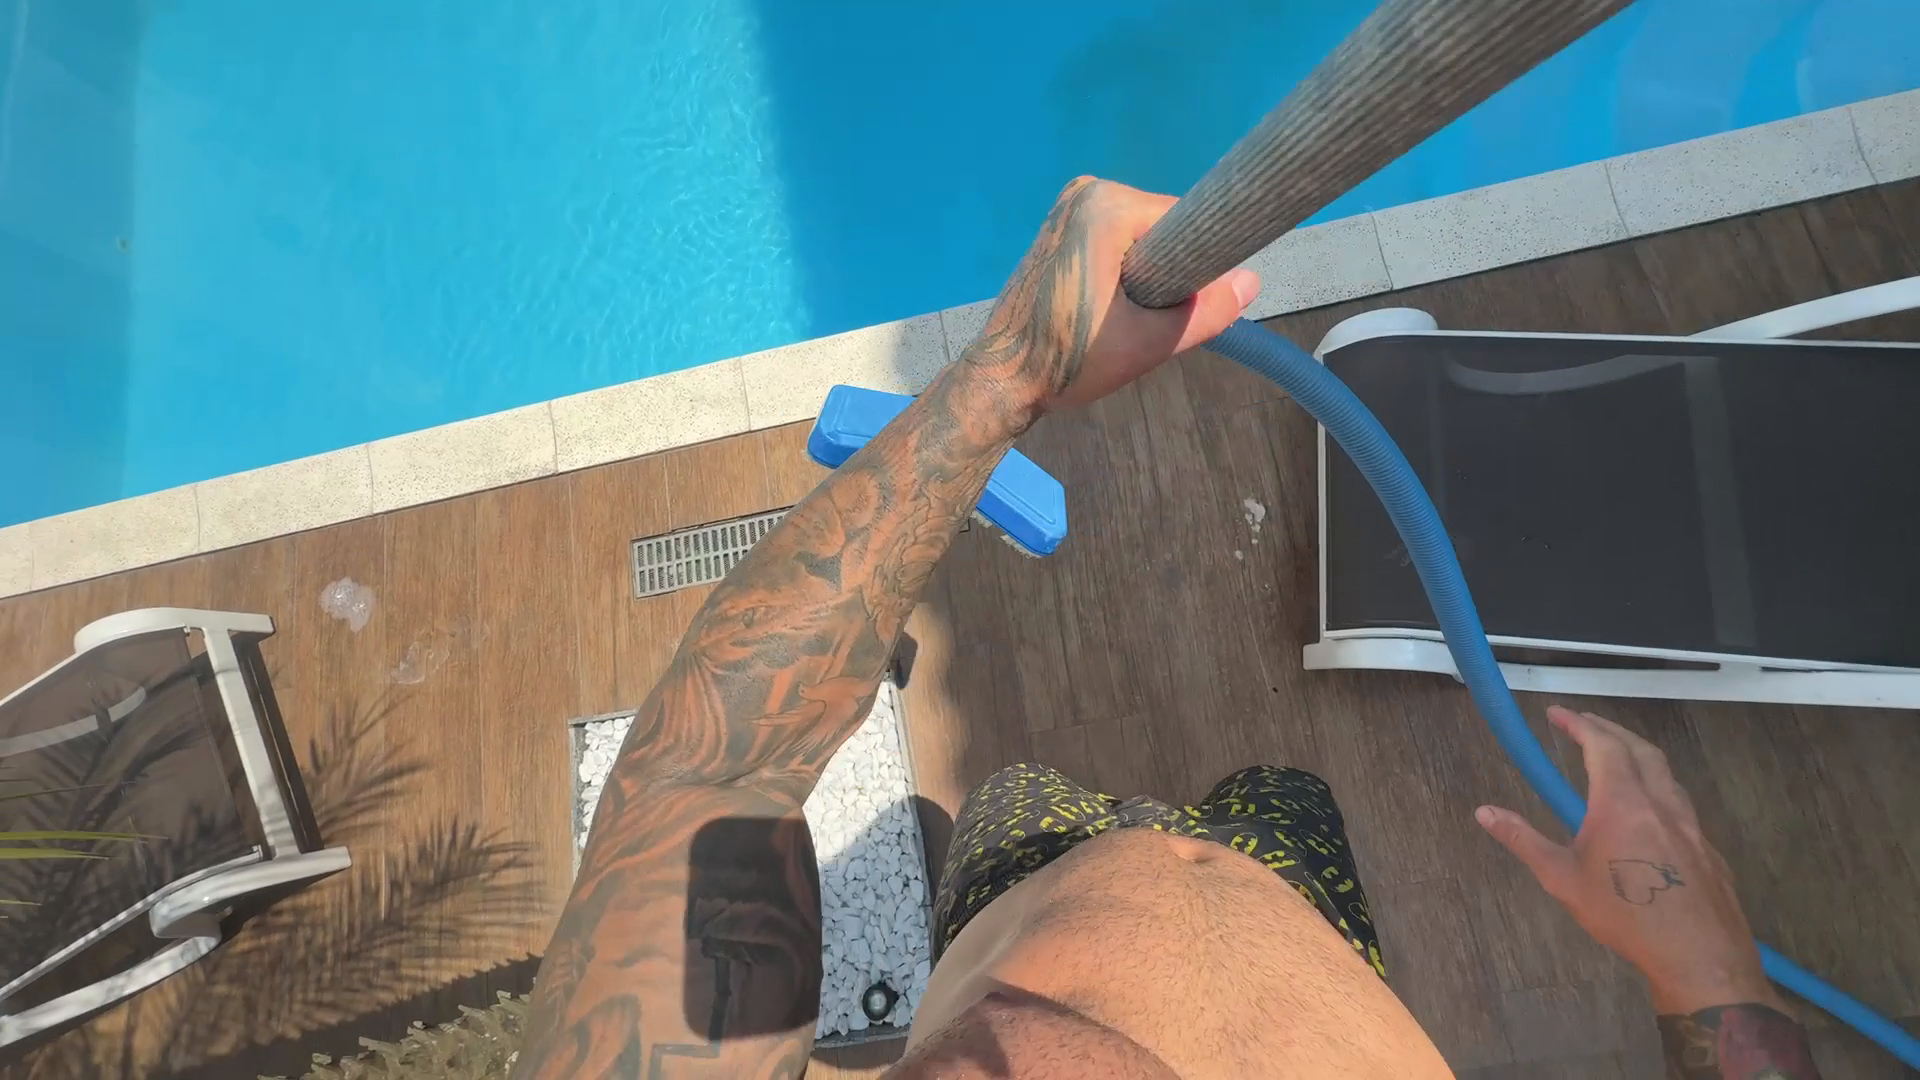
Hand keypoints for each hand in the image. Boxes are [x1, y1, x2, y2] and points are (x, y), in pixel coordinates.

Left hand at [967, 176, 1259, 419]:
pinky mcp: (1055, 231)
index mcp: (1105, 205)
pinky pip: (1110, 246)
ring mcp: (1064, 209)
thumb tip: (1253, 282)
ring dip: (1140, 280)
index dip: (1193, 268)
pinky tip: (1096, 311)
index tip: (1177, 307)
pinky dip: (1116, 276)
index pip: (1184, 223)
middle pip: (1160, 232)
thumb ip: (1206, 312)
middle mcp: (1084, 193)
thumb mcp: (1148, 343)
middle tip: (1137, 323)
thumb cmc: (1069, 361)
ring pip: (1137, 242)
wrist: (1002, 380)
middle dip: (1163, 277)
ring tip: (1114, 321)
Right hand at [1475, 707, 1781, 1015]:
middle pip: (1643, 752)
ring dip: (1638, 755)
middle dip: (1611, 730)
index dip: (1579, 724)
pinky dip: (1656, 787)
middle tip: (1583, 723)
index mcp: (1624, 805)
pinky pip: (1681, 805)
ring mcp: (1692, 830)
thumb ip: (1522, 839)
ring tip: (1613, 756)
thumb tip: (1483, 812)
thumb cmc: (1623, 915)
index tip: (1556, 713)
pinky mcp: (1709, 853)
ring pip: (1668, 776)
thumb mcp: (1560, 877)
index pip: (1604, 747)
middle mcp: (1662, 808)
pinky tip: (1643, 809)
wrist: (1702, 965)